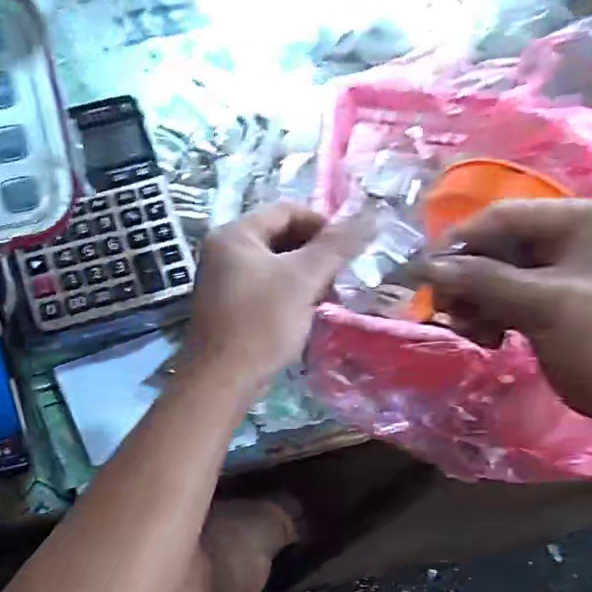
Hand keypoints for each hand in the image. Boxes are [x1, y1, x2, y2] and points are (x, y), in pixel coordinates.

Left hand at [188, 202, 370, 385]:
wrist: (221, 381)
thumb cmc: (260, 324)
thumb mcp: (303, 280)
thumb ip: (336, 245)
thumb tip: (370, 216)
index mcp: (234, 235)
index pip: (287, 211)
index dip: (323, 225)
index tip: (348, 250)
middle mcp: (222, 252)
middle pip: (281, 237)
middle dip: (315, 254)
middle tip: (339, 278)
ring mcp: (221, 282)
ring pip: (275, 266)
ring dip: (305, 277)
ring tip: (327, 298)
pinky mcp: (227, 308)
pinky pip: (264, 289)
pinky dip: (288, 295)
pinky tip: (305, 313)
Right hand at [416, 200, 591, 425]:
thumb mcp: (549, 306)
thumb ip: (484, 281)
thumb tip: (424, 266)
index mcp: (588, 220)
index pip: (503, 216)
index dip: (458, 245)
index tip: (421, 281)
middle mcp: (583, 238)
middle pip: (502, 247)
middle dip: (468, 280)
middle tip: (448, 317)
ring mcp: (579, 274)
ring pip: (506, 277)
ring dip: (479, 303)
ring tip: (474, 334)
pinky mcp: (572, 307)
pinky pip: (520, 301)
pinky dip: (499, 317)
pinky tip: (493, 339)